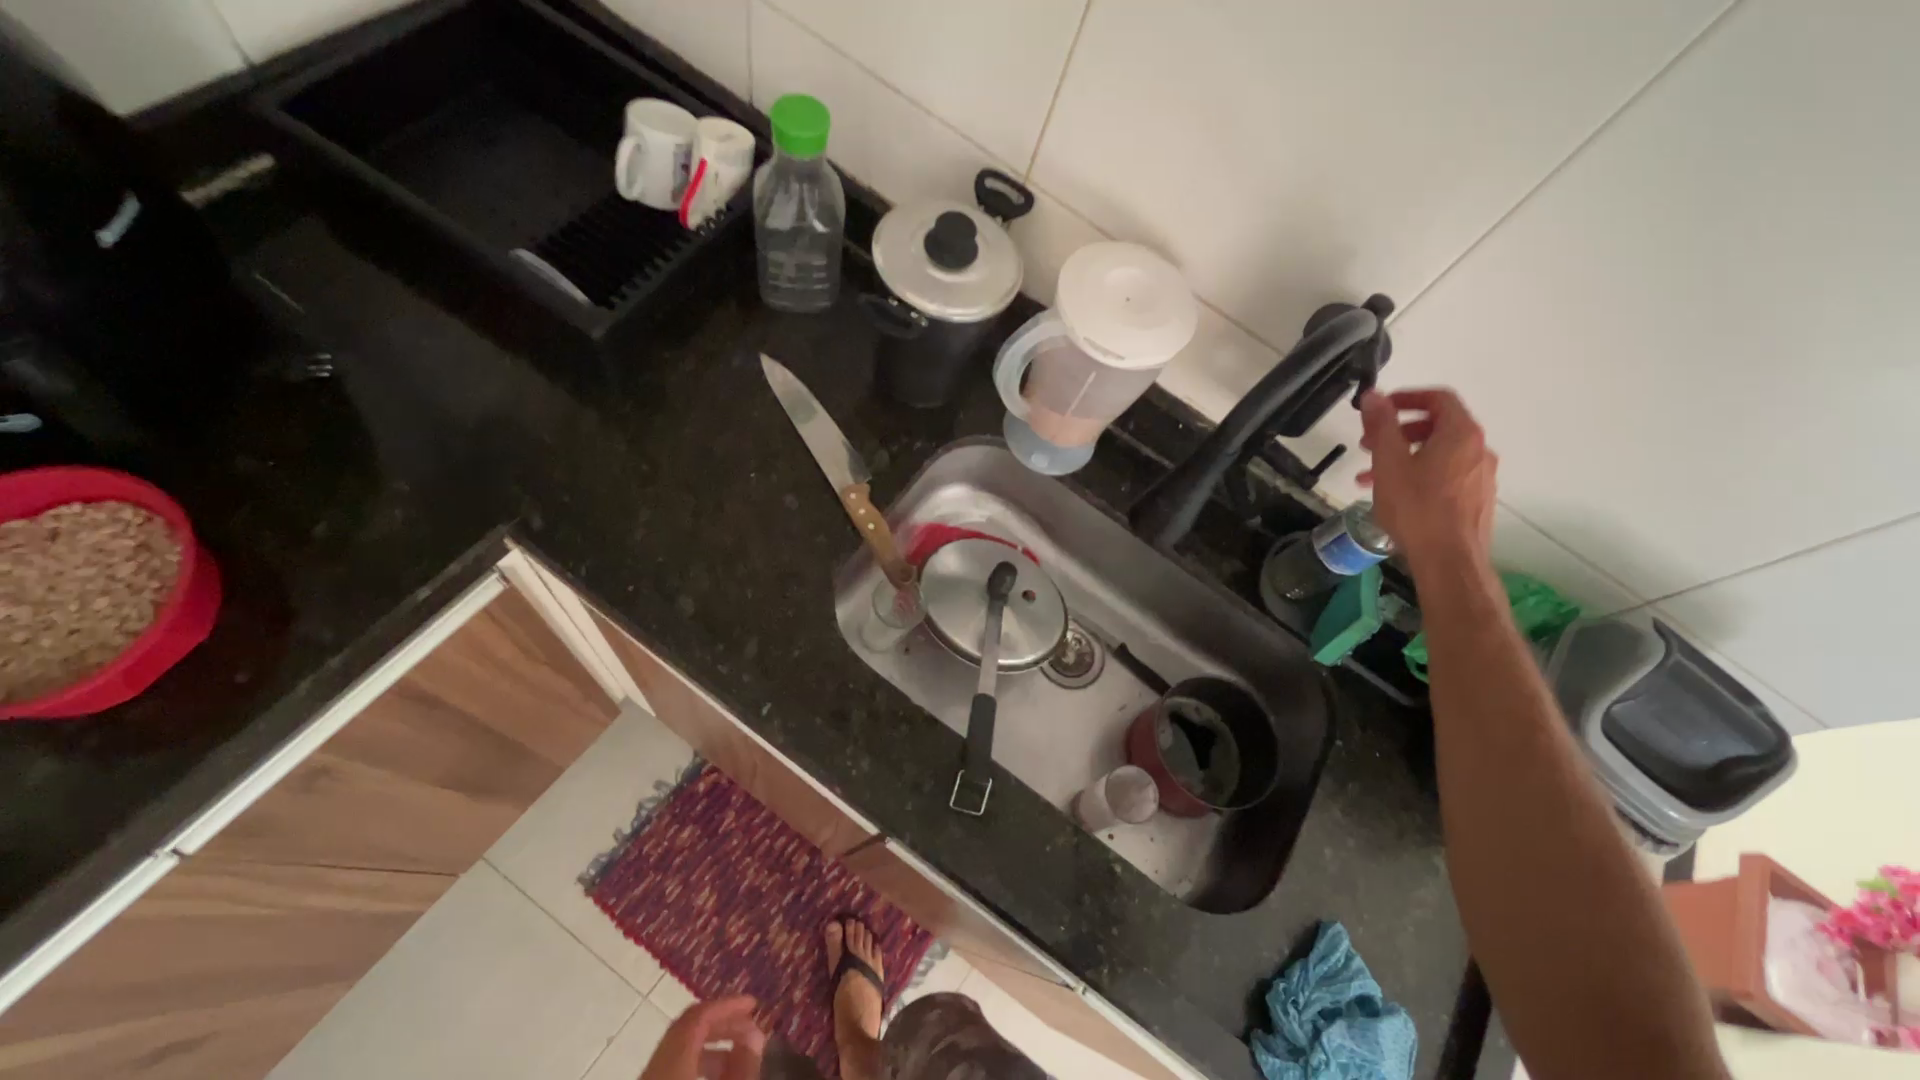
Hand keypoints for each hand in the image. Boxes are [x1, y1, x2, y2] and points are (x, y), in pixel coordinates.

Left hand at [638, 996, 767, 1079]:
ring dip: (712, 1046)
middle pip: (686, 1030)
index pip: (697, 1017)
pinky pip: (671, 1067)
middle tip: (752, 1027)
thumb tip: (756, 1036)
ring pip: (679, 1050)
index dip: (727, 1005)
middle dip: (722, 1024)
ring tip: (741, 1055)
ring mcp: (649, 1077)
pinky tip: (717, 1074)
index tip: (753, 1003)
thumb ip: (742, 1067)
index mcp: (670, 1061)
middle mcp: (653, 1066)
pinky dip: (696, 1062)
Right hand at [1357, 388, 1497, 573]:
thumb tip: (1374, 395)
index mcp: (1462, 434)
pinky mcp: (1477, 500)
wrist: (1450, 561)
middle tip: (1368, 444)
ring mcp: (1481, 477)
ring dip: (1404, 457)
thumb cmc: (1417, 508)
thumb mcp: (1390, 463)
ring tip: (1371, 477)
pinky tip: (1395, 496)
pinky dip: (1419, 475)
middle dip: (1398, 432)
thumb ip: (1381, 426)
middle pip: (1438, 427)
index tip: (1380, 408)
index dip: (1407, 397)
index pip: (1439, 398)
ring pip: (1439, 454)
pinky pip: (1446, 476)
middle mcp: (1479, 450)